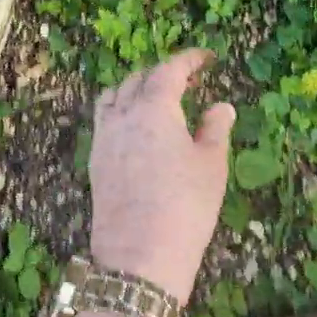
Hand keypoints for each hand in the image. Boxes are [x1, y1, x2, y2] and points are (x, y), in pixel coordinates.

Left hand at [89, 48, 234, 302]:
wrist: (139, 257)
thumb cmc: (186, 206)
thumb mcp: (211, 165)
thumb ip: (215, 129)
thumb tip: (221, 106)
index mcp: (154, 107)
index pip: (169, 69)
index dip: (188, 59)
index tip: (206, 58)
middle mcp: (123, 114)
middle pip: (139, 79)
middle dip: (163, 73)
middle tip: (188, 81)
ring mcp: (104, 137)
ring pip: (115, 96)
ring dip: (136, 88)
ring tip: (158, 100)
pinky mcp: (95, 160)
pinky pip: (105, 119)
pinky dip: (122, 110)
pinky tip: (137, 129)